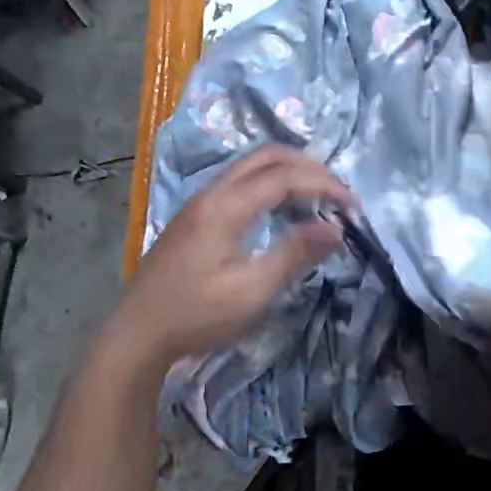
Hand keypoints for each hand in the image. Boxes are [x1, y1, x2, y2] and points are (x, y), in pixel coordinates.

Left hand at [110, 146, 354, 362]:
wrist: (137, 333)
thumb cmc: (196, 316)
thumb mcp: (251, 293)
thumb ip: (294, 256)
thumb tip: (335, 229)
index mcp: (225, 208)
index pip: (284, 178)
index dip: (323, 185)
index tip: (353, 206)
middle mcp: (211, 194)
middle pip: (266, 157)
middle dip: (308, 166)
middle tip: (338, 190)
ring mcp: (199, 203)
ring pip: (250, 165)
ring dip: (288, 170)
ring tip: (318, 192)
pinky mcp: (194, 216)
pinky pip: (239, 180)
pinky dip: (270, 181)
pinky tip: (280, 205)